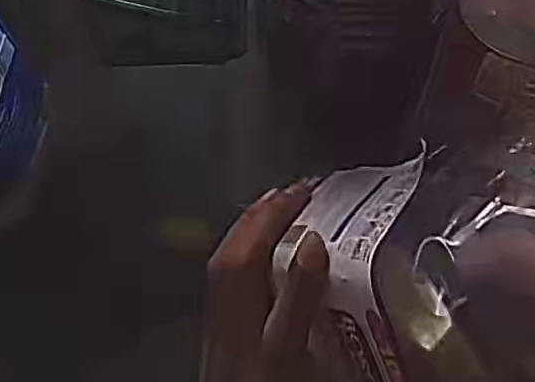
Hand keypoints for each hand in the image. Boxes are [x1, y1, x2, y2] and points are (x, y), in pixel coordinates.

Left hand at [201, 179, 328, 381]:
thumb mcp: (285, 346)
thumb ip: (298, 293)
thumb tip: (313, 241)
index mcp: (236, 284)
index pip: (257, 228)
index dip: (283, 204)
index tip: (310, 187)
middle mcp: (223, 291)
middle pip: (243, 235)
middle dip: (270, 208)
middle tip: (300, 193)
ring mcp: (221, 310)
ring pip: (237, 250)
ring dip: (262, 227)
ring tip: (286, 215)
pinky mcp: (224, 329)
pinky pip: (238, 270)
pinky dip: (255, 251)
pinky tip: (270, 263)